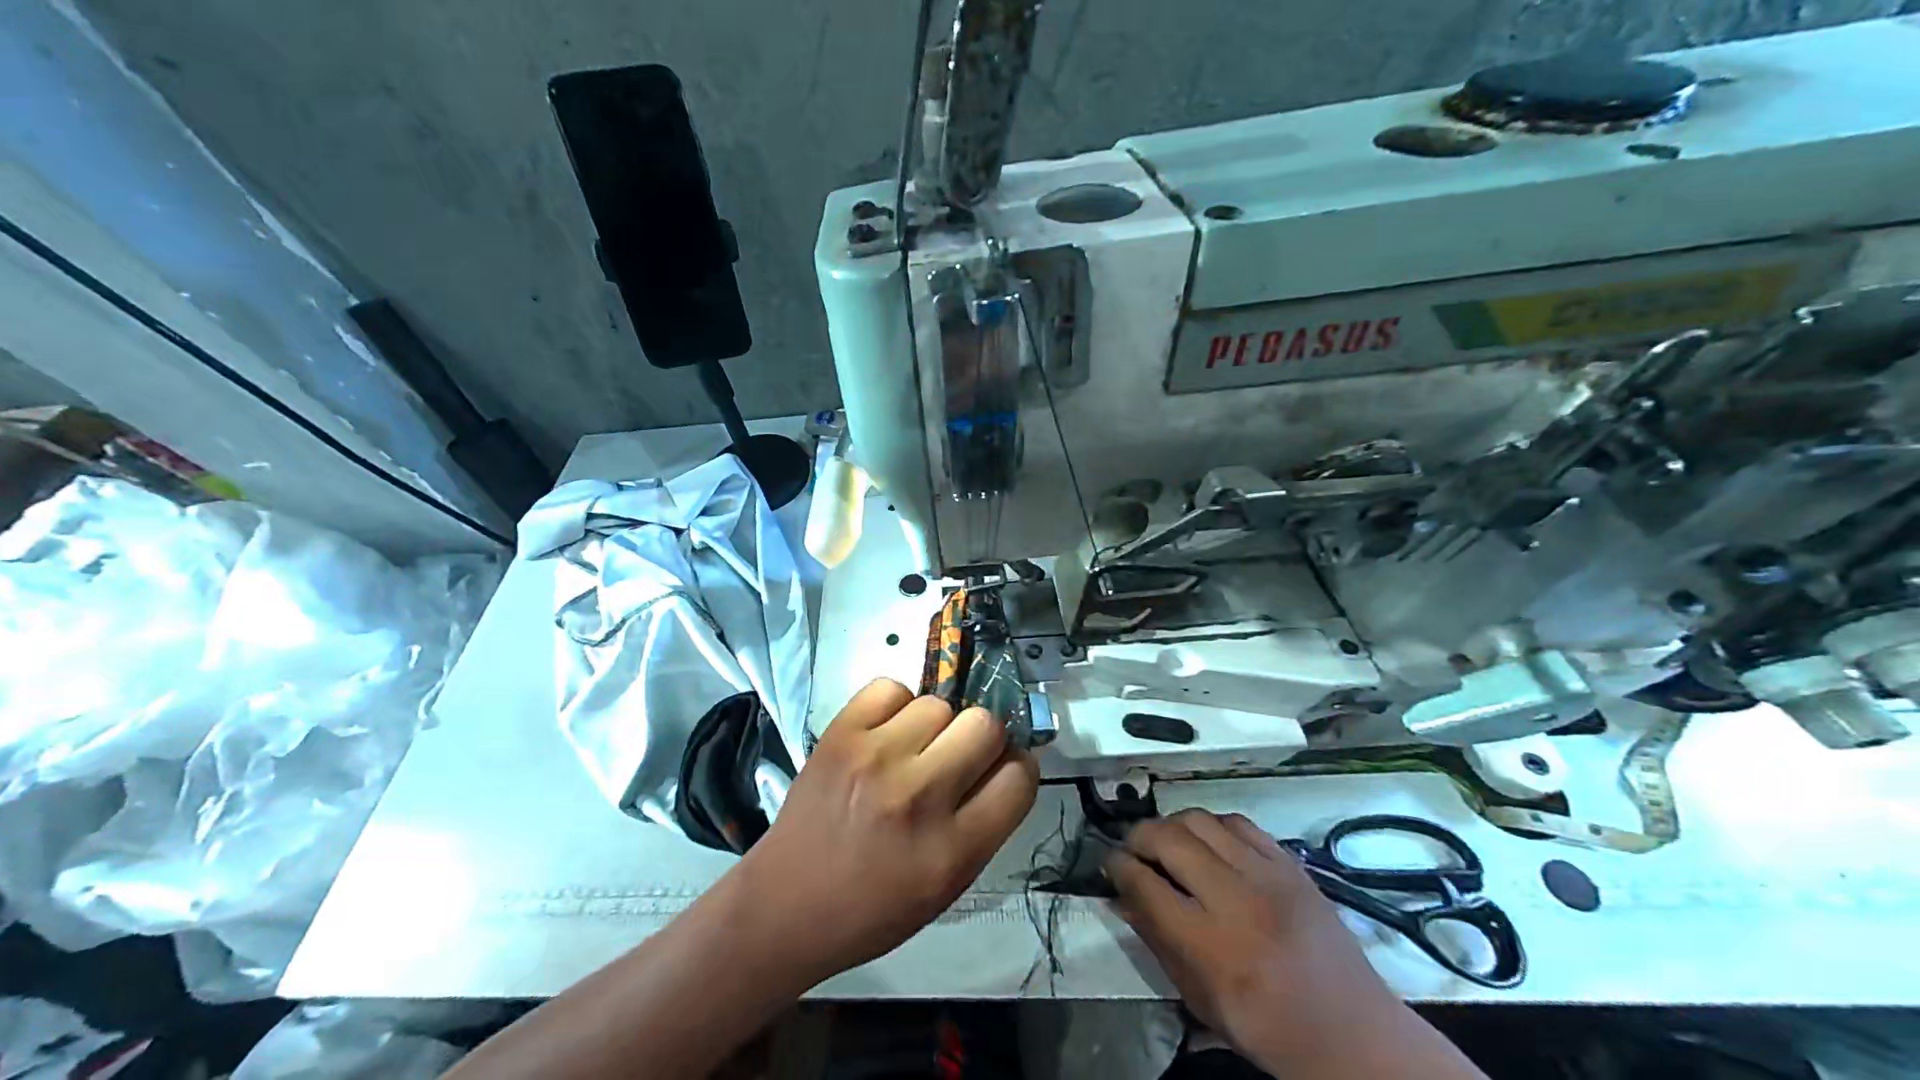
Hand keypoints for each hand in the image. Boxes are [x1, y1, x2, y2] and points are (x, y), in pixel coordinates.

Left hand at [732, 678, 1038, 981]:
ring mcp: (876, 759)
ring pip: (940, 704)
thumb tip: (1006, 762)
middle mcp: (919, 797)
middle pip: (986, 725)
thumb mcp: (948, 886)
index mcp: (953, 849)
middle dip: (982, 741)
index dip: (1016, 770)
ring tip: (913, 751)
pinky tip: (884, 735)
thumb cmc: (873, 909)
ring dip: (936, 725)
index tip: (1000, 773)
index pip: (1020, 776)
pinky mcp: (840, 734)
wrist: (786, 905)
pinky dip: (895, 706)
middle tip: (956, 760)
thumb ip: (985, 824)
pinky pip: (891, 688)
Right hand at [1106, 810, 1412, 1067]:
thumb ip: (1158, 944)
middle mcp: (1237, 899)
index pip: (1146, 885)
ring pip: (1200, 820)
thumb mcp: (1203, 1001)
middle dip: (1138, 837)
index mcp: (1212, 945)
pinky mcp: (1290, 864)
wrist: (1353, 1032)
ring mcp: (1267, 875)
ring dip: (1172, 825)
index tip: (1109, 864)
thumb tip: (1121, 899)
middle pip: (1169, 839)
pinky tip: (1208, 843)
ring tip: (1166, 842)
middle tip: (1131, 850)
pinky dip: (1212, 826)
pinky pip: (1238, 823)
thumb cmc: (1269, 1027)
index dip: (1118, 867)